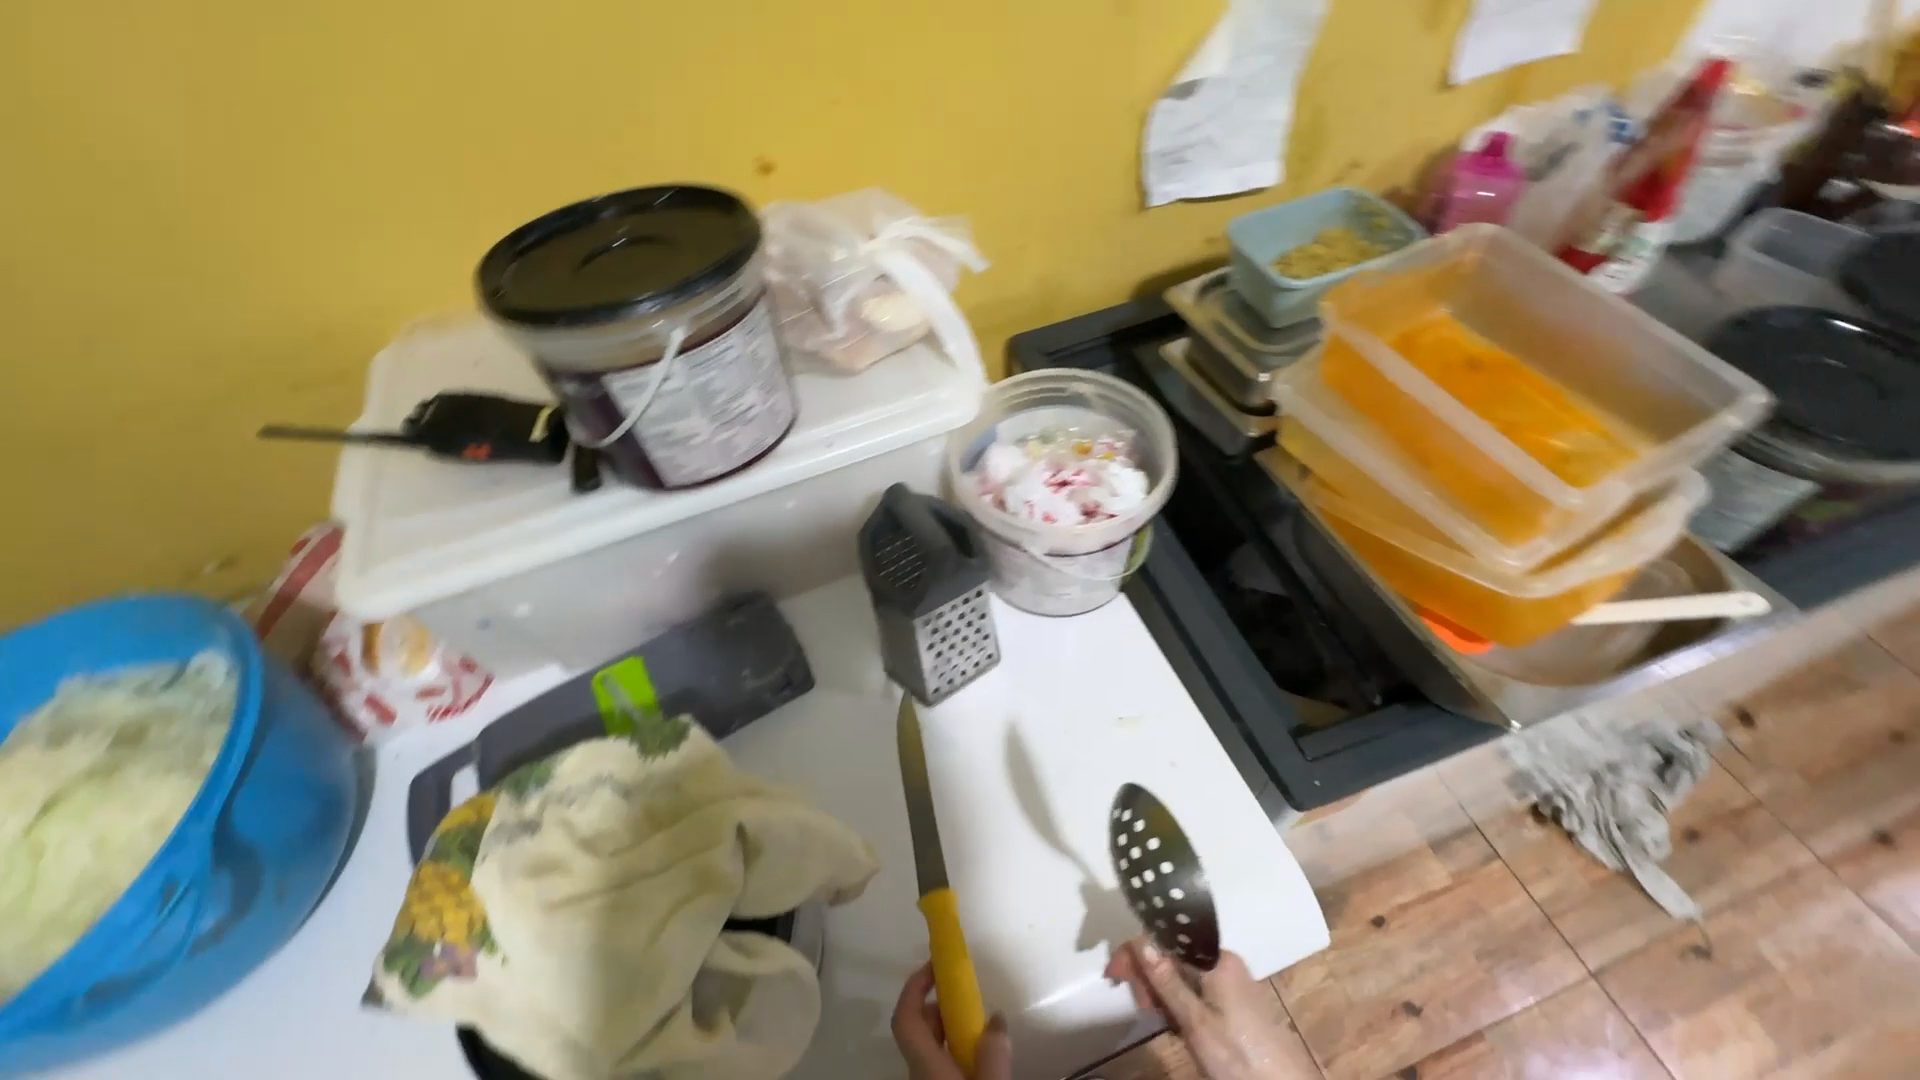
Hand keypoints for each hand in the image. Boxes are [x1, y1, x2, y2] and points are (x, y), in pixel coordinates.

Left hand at [892, 962, 1012, 1079]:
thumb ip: (994, 1052)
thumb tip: (996, 1017)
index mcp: (924, 1063)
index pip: (906, 1016)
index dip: (916, 985)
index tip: (936, 963)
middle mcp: (917, 1071)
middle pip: (920, 1025)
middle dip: (941, 1004)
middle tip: (970, 997)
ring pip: (931, 1045)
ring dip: (952, 1028)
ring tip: (983, 1027)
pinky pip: (941, 1062)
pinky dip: (957, 1049)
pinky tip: (981, 1058)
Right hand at [1103, 940, 1305, 1079]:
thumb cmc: (1239, 1059)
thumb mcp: (1195, 1023)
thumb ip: (1166, 981)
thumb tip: (1139, 939)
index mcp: (1216, 959)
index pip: (1165, 939)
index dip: (1136, 953)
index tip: (1113, 976)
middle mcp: (1224, 962)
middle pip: (1173, 955)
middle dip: (1150, 977)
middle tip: (1143, 1010)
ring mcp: (1231, 983)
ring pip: (1183, 975)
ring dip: (1163, 994)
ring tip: (1162, 1023)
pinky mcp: (1235, 1004)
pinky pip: (1197, 991)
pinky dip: (1181, 1005)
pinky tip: (1178, 1027)